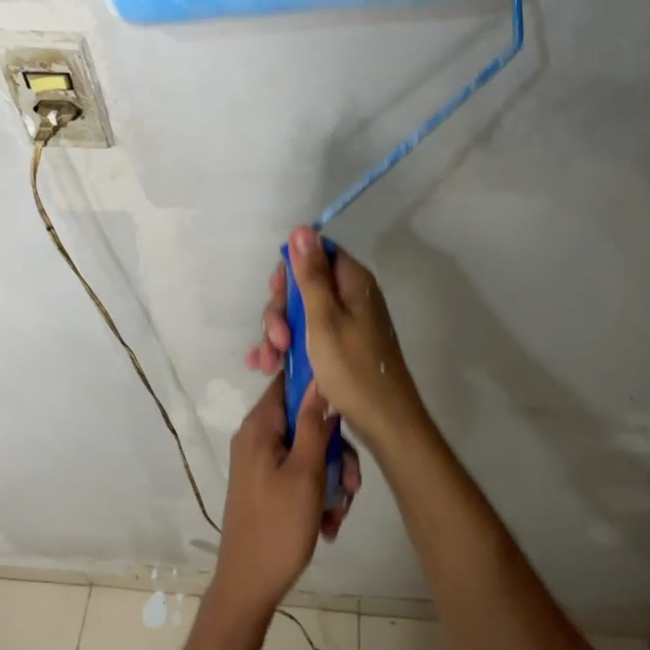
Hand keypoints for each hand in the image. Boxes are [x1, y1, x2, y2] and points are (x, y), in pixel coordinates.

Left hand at [212, 376, 337, 611]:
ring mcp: (261, 464)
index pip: (288, 383)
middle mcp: (256, 438)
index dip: (317, 385)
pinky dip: (317, 494)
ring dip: (332, 479)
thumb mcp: (305, 472)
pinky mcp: (267, 486)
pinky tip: (328, 523)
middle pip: (305, 422)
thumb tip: (318, 378)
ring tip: (341, 512)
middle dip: (335, 451)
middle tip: (353, 483)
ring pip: (308, 452)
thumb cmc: (279, 526)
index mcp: (259, 427)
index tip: (345, 401)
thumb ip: (313, 423)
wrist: (249, 587)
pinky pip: (299, 475)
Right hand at [247, 227, 425, 449]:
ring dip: (278, 334)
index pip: (316, 253)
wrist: (383, 421)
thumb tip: (302, 228)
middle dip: (280, 311)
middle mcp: (350, 296)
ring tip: (267, 363)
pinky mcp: (338, 347)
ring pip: (300, 314)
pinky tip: (266, 366)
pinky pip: (306, 336)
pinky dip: (287, 348)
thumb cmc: (352, 368)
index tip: (276, 292)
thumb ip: (310, 274)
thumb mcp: (323, 318)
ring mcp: (345, 323)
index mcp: (352, 281)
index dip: (291, 269)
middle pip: (303, 285)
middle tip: (276, 340)